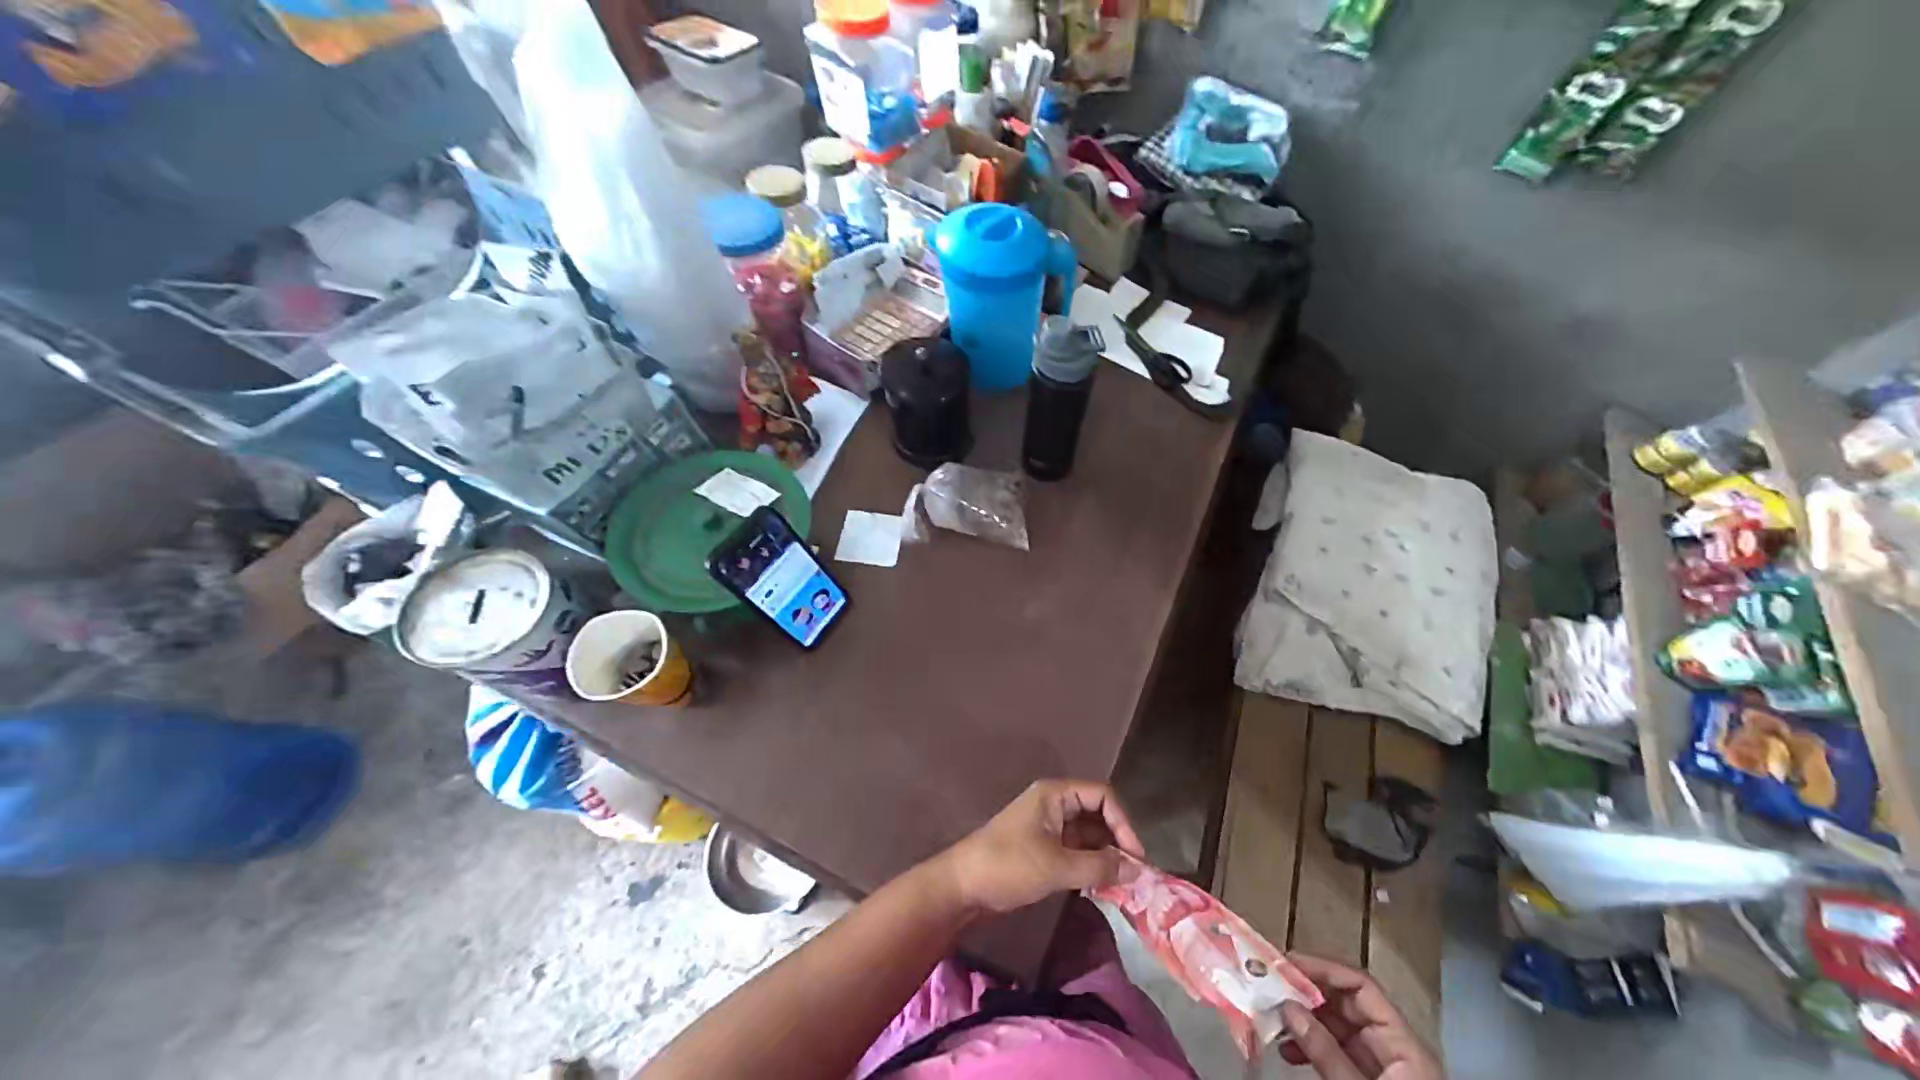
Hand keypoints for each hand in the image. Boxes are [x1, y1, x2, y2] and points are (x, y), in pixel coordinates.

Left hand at [931, 780, 1146, 915]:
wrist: (963, 886)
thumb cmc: (1008, 866)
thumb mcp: (1057, 867)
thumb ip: (1099, 867)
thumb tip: (1136, 870)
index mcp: (1054, 794)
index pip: (1102, 796)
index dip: (1123, 822)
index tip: (1136, 856)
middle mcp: (1054, 804)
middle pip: (1098, 814)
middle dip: (1117, 841)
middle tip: (1132, 874)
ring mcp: (1048, 827)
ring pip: (1088, 835)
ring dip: (1105, 856)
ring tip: (1120, 884)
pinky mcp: (1044, 848)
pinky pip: (1077, 850)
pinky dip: (1091, 865)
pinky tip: (1102, 886)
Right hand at [1279, 953, 1442, 1079]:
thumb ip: (1326, 1051)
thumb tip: (1287, 1006)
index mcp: (1405, 1044)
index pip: (1362, 986)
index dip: (1323, 969)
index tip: (1284, 963)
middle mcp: (1393, 1047)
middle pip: (1346, 1003)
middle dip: (1305, 994)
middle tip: (1269, 988)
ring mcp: (1381, 1066)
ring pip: (1336, 1027)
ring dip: (1303, 1020)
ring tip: (1273, 1019)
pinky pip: (1336, 1051)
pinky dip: (1310, 1045)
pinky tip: (1287, 1050)